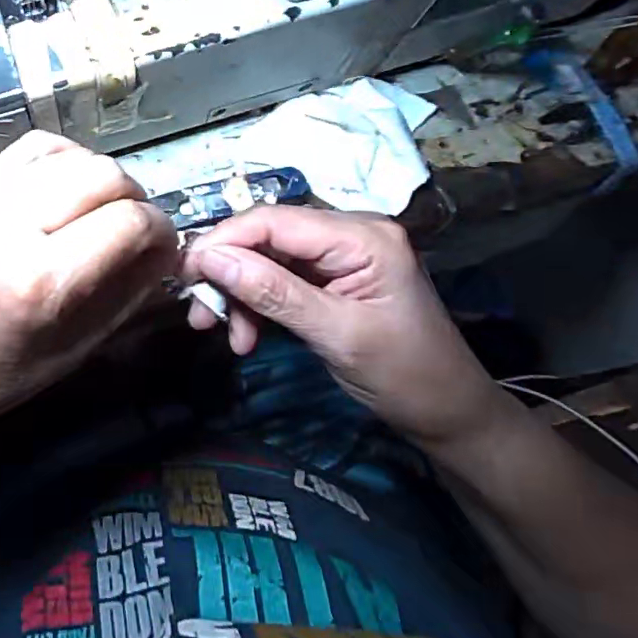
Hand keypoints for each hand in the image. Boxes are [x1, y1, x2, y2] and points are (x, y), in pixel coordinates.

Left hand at [0, 132, 178, 468]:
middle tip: (138, 231)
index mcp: (38, 278)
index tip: (164, 250)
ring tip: (105, 209)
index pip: (128, 222)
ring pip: (73, 153)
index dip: (161, 232)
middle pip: (104, 175)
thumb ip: (130, 292)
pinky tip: (69, 190)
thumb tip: (167, 250)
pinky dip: (66, 160)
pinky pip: (34, 147)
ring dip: (103, 177)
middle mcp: (9, 222)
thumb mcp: (75, 349)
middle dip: (137, 200)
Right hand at [179, 206, 511, 449]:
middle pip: (267, 239)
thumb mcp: (336, 334)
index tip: (186, 274)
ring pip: (268, 261)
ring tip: (226, 336)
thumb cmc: (406, 376)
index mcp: (362, 235)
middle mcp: (349, 232)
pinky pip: (281, 281)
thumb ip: (272, 292)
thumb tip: (209, 258)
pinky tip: (247, 337)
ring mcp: (340, 255)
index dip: (224, 241)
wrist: (451, 415)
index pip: (274, 221)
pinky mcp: (332, 277)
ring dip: (241, 296)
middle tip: (198, 313)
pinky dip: (259, 307)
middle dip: (229, 275)